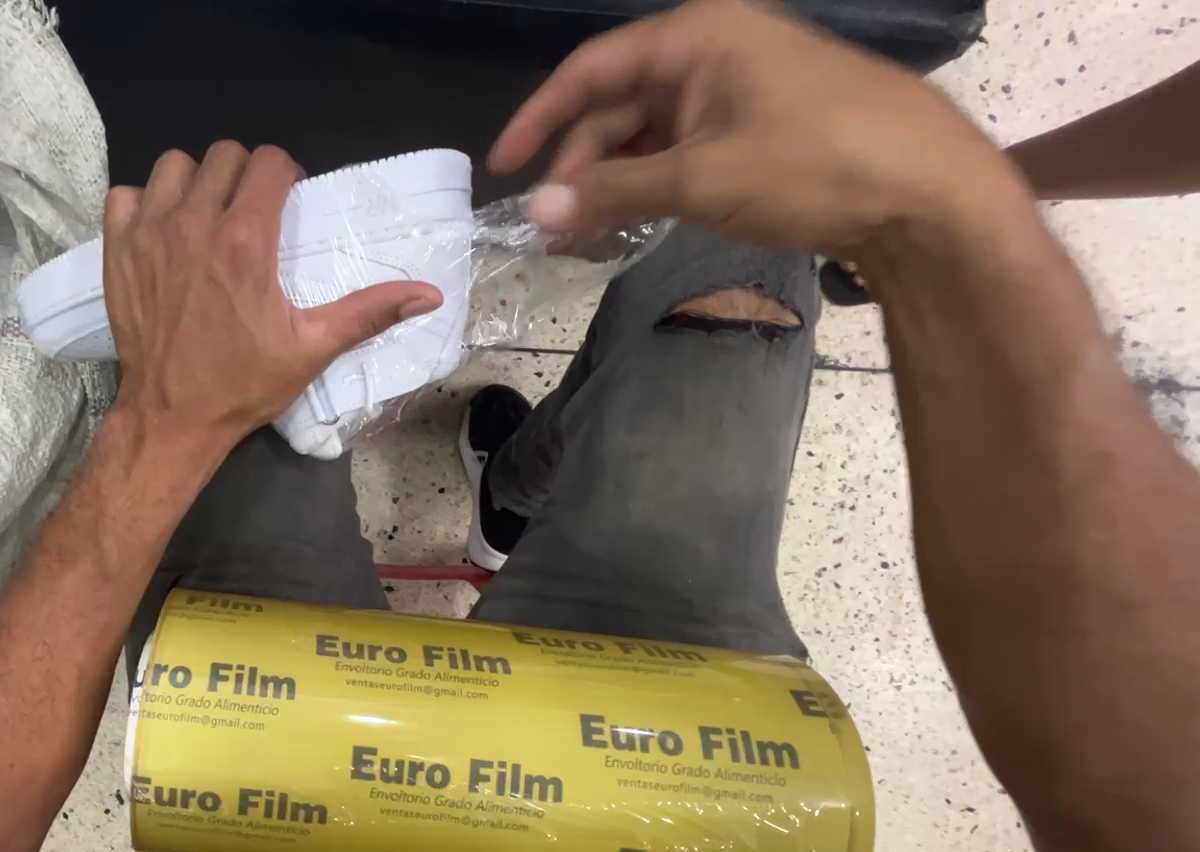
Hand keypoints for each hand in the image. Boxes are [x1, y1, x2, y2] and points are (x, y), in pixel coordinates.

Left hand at [103, 142, 441, 455]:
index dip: (284, 175)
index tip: (286, 203)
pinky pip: (126, 197)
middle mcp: (194, 224)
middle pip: (224, 157)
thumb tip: (428, 296)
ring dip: (195, 182)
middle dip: (244, 176)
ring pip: (173, 167)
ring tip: (206, 217)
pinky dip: (144, 205)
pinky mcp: (116, 251)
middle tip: (250, 213)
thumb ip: (367, 314)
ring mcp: (148, 235)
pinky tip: (160, 233)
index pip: (269, 162)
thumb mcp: (310, 351)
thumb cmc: (242, 386)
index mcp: (245, 241)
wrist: (173, 417)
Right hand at [490, 0, 1028, 257]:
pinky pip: (672, 153)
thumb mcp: (700, 179)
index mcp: (696, 38)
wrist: (925, 194)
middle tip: (553, 228)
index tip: (502, 167)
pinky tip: (624, 224)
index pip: (589, 71)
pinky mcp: (746, 128)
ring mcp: (729, 92)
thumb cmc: (814, 165)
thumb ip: (611, 192)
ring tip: (581, 237)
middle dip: (577, 168)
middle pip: (613, 109)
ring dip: (607, 185)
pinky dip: (642, 188)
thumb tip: (533, 212)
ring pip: (640, 136)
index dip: (539, 118)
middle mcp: (708, 53)